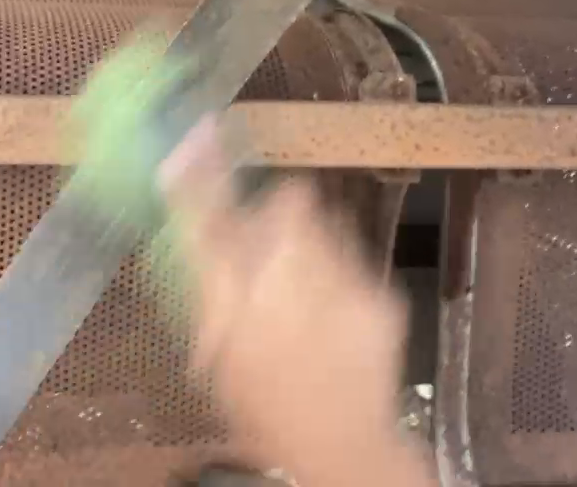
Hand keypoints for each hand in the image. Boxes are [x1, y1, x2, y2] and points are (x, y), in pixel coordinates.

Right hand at [159, 119, 433, 486]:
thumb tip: (196, 236)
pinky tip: (336, 311)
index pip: (211, 211)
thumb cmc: (264, 404)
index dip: (203, 167)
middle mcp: (290, 278)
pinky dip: (339, 272)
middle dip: (276, 209)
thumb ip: (208, 282)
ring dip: (309, 238)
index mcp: (238, 294)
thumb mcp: (217, 347)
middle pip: (286, 202)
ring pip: (322, 223)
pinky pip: (352, 257)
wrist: (345, 448)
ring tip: (307, 283)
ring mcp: (345, 282)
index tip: (201, 129)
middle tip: (271, 240)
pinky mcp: (381, 294)